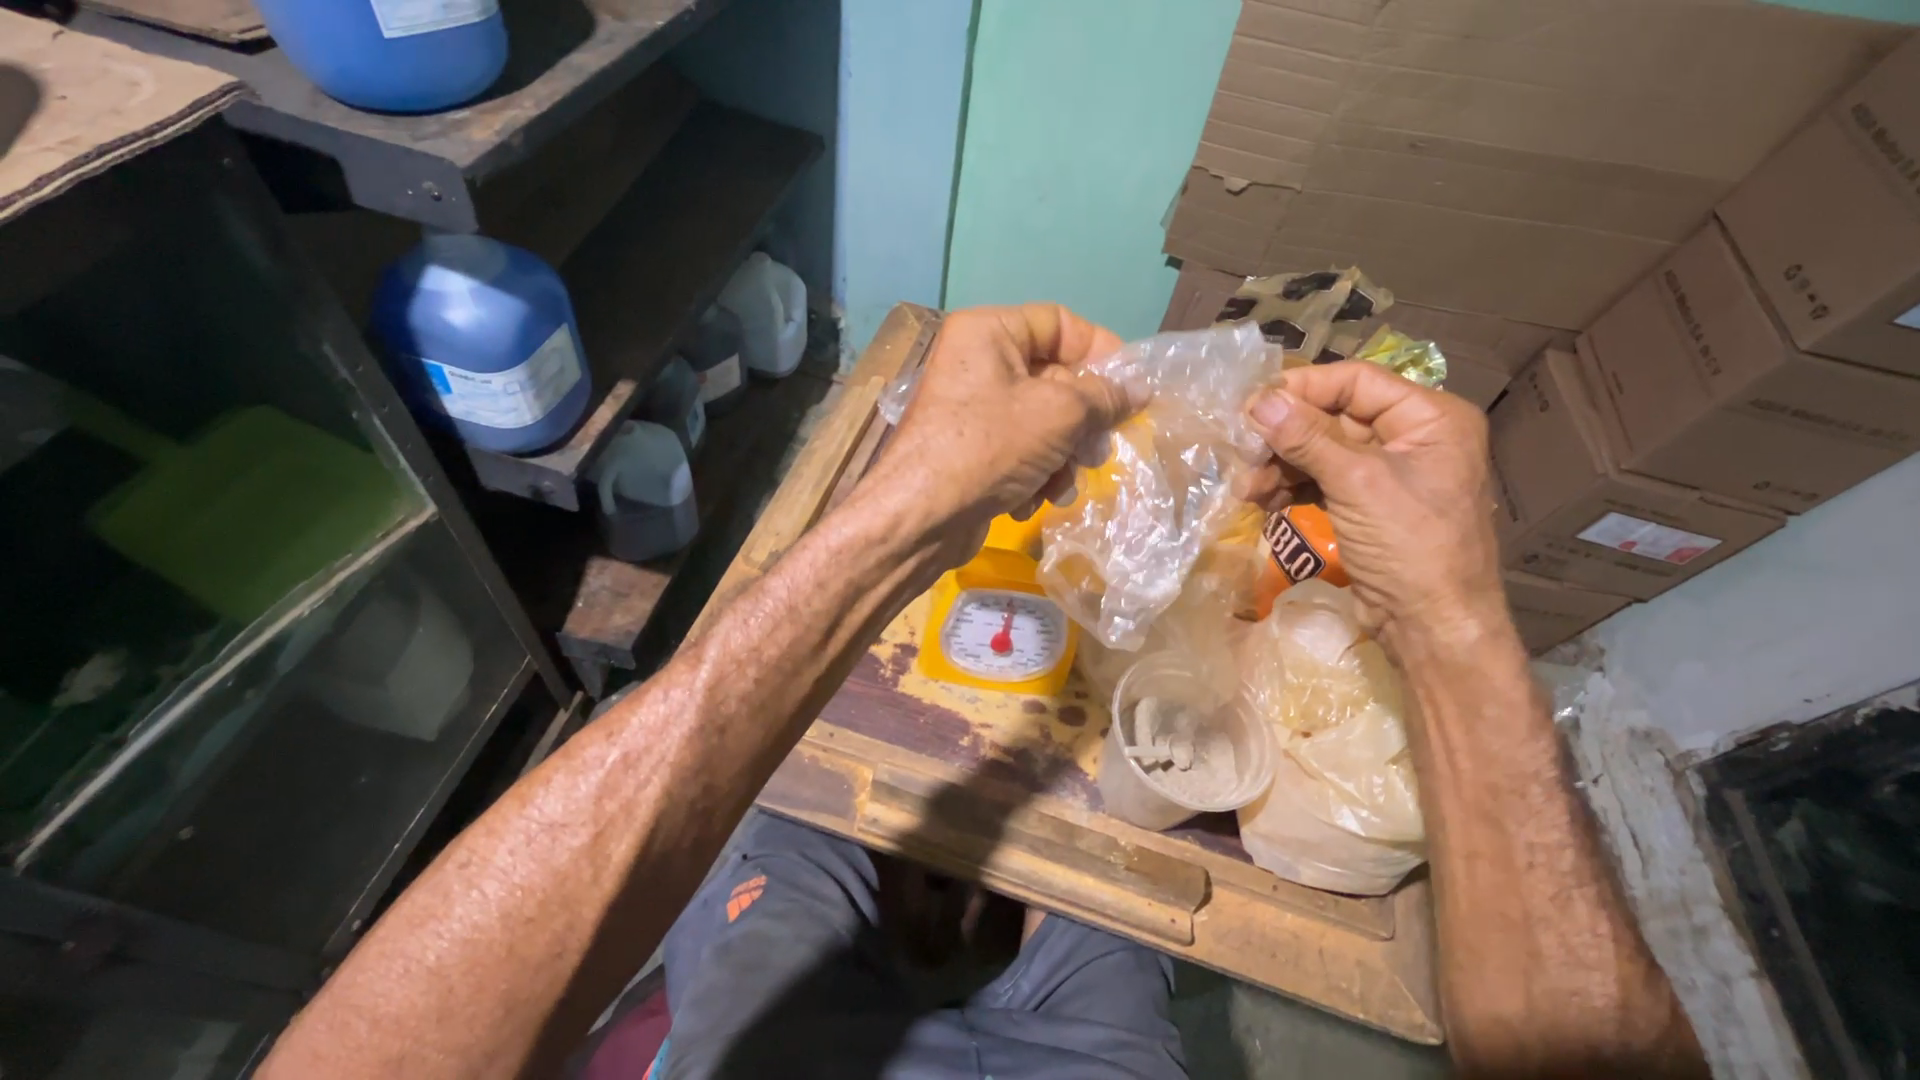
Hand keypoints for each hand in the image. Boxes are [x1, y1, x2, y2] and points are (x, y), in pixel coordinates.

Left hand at [865, 304, 1136, 561]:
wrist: (922, 518)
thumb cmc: (990, 447)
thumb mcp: (1059, 413)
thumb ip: (1104, 396)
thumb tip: (1138, 390)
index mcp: (988, 333)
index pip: (1059, 323)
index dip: (1099, 351)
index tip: (1130, 388)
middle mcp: (976, 364)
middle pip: (1054, 378)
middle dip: (1082, 420)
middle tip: (1098, 450)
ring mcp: (972, 411)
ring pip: (1043, 422)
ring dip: (1062, 456)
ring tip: (1062, 483)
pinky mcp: (972, 453)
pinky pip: (1021, 451)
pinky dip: (1035, 474)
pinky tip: (1033, 500)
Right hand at [1240, 362, 1504, 651]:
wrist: (1432, 626)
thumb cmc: (1411, 546)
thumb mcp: (1357, 484)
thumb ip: (1307, 438)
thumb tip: (1259, 400)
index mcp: (1430, 418)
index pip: (1356, 381)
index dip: (1303, 388)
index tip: (1253, 403)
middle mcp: (1411, 438)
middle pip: (1333, 417)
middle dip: (1284, 437)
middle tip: (1241, 452)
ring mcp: (1387, 475)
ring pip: (1320, 452)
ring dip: (1280, 467)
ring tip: (1247, 489)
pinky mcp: (1365, 506)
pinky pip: (1320, 483)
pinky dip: (1290, 489)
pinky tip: (1262, 503)